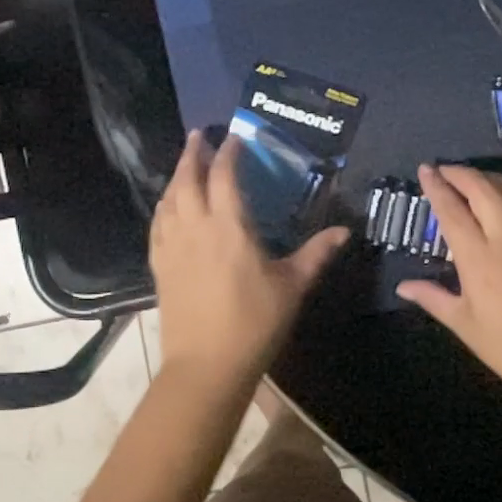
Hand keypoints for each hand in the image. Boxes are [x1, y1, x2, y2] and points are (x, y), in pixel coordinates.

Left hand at [149, 131, 349, 387]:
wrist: (205, 366)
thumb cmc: (254, 324)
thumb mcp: (292, 287)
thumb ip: (315, 254)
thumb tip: (343, 231)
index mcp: (229, 226)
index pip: (224, 176)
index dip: (228, 152)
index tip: (235, 136)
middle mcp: (196, 227)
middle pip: (188, 179)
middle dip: (193, 153)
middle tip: (199, 135)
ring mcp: (172, 246)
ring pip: (168, 199)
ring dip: (176, 176)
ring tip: (184, 164)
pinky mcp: (159, 266)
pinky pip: (157, 224)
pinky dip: (163, 206)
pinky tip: (167, 207)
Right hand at [397, 164, 501, 408]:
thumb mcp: (465, 326)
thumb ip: (433, 298)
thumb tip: (402, 286)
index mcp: (478, 258)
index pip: (452, 209)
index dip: (436, 186)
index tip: (425, 170)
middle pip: (483, 189)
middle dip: (461, 173)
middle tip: (446, 169)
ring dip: (492, 178)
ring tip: (477, 178)